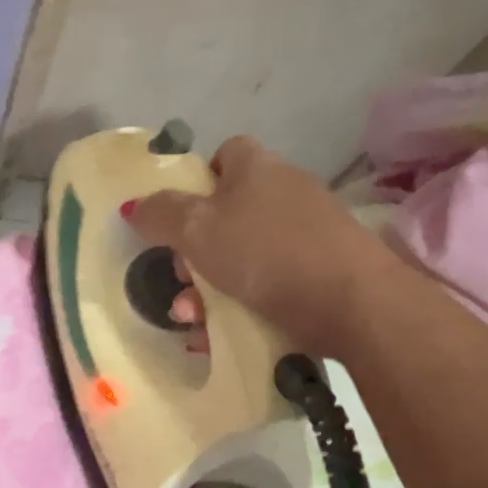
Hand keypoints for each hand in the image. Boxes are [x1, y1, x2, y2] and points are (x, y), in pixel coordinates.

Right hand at [124, 135, 405, 357]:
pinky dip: (239, 306)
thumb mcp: (197, 229)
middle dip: (193, 249)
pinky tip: (218, 333)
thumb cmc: (266, 252)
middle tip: (179, 276)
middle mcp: (285, 192)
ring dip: (207, 288)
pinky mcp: (320, 272)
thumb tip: (134, 205)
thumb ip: (160, 214)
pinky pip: (265, 284)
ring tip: (192, 318)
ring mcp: (306, 233)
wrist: (352, 302)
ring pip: (241, 256)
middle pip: (226, 213)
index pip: (224, 154)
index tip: (176, 216)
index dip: (196, 181)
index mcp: (257, 168)